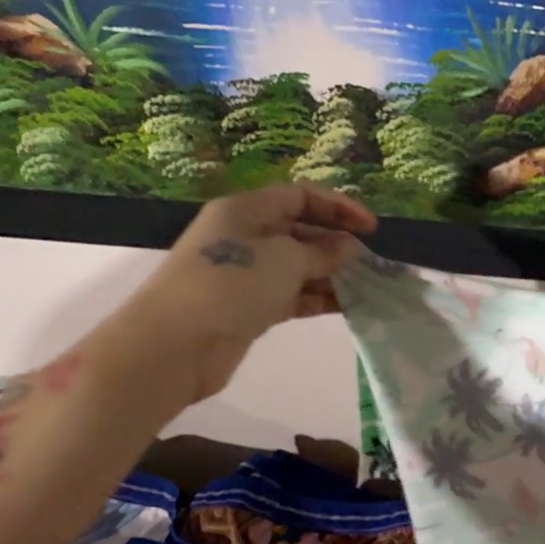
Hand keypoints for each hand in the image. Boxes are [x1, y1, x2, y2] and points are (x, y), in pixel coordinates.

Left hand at [103, 184, 378, 407]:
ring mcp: (246, 273)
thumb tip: (350, 248)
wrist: (173, 348)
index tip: (372, 228)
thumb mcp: (286, 259)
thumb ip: (325, 251)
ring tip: (367, 285)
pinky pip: (293, 293)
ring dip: (333, 273)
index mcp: (246, 211)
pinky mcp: (249, 306)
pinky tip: (348, 305)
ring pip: (300, 265)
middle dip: (338, 243)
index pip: (301, 196)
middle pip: (302, 230)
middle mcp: (245, 236)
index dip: (339, 206)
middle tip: (372, 260)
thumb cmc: (231, 285)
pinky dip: (319, 297)